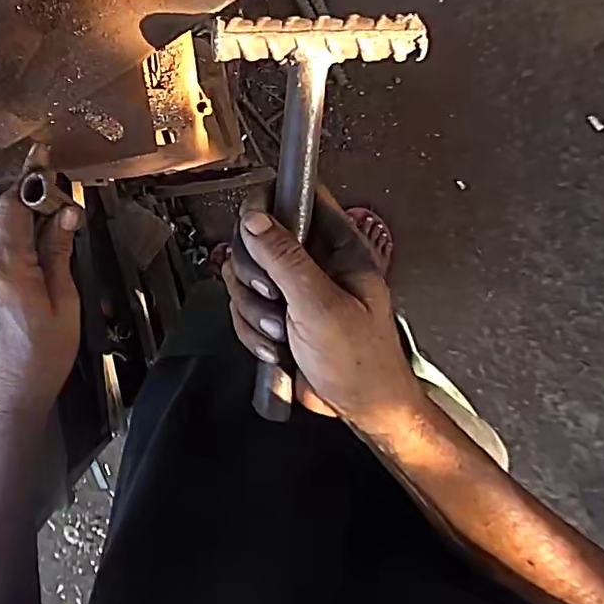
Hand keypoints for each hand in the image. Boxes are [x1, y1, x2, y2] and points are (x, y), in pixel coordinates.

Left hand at [0, 190, 82, 420]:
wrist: (6, 392)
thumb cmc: (42, 355)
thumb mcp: (63, 303)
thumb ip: (59, 253)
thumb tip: (65, 214)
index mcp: (7, 267)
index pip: (12, 207)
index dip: (28, 180)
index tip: (44, 161)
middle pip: (1, 213)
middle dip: (28, 196)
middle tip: (57, 191)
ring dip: (20, 215)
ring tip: (50, 215)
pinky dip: (12, 234)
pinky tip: (33, 240)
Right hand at [221, 189, 423, 428]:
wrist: (360, 408)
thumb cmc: (363, 363)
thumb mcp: (322, 306)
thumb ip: (286, 259)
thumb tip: (256, 220)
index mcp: (337, 246)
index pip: (295, 195)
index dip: (266, 203)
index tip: (252, 228)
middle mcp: (312, 259)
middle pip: (255, 234)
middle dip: (253, 272)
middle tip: (273, 293)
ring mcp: (291, 283)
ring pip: (242, 272)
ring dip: (252, 307)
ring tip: (282, 329)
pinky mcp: (275, 307)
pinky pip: (240, 302)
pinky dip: (249, 326)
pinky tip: (276, 343)